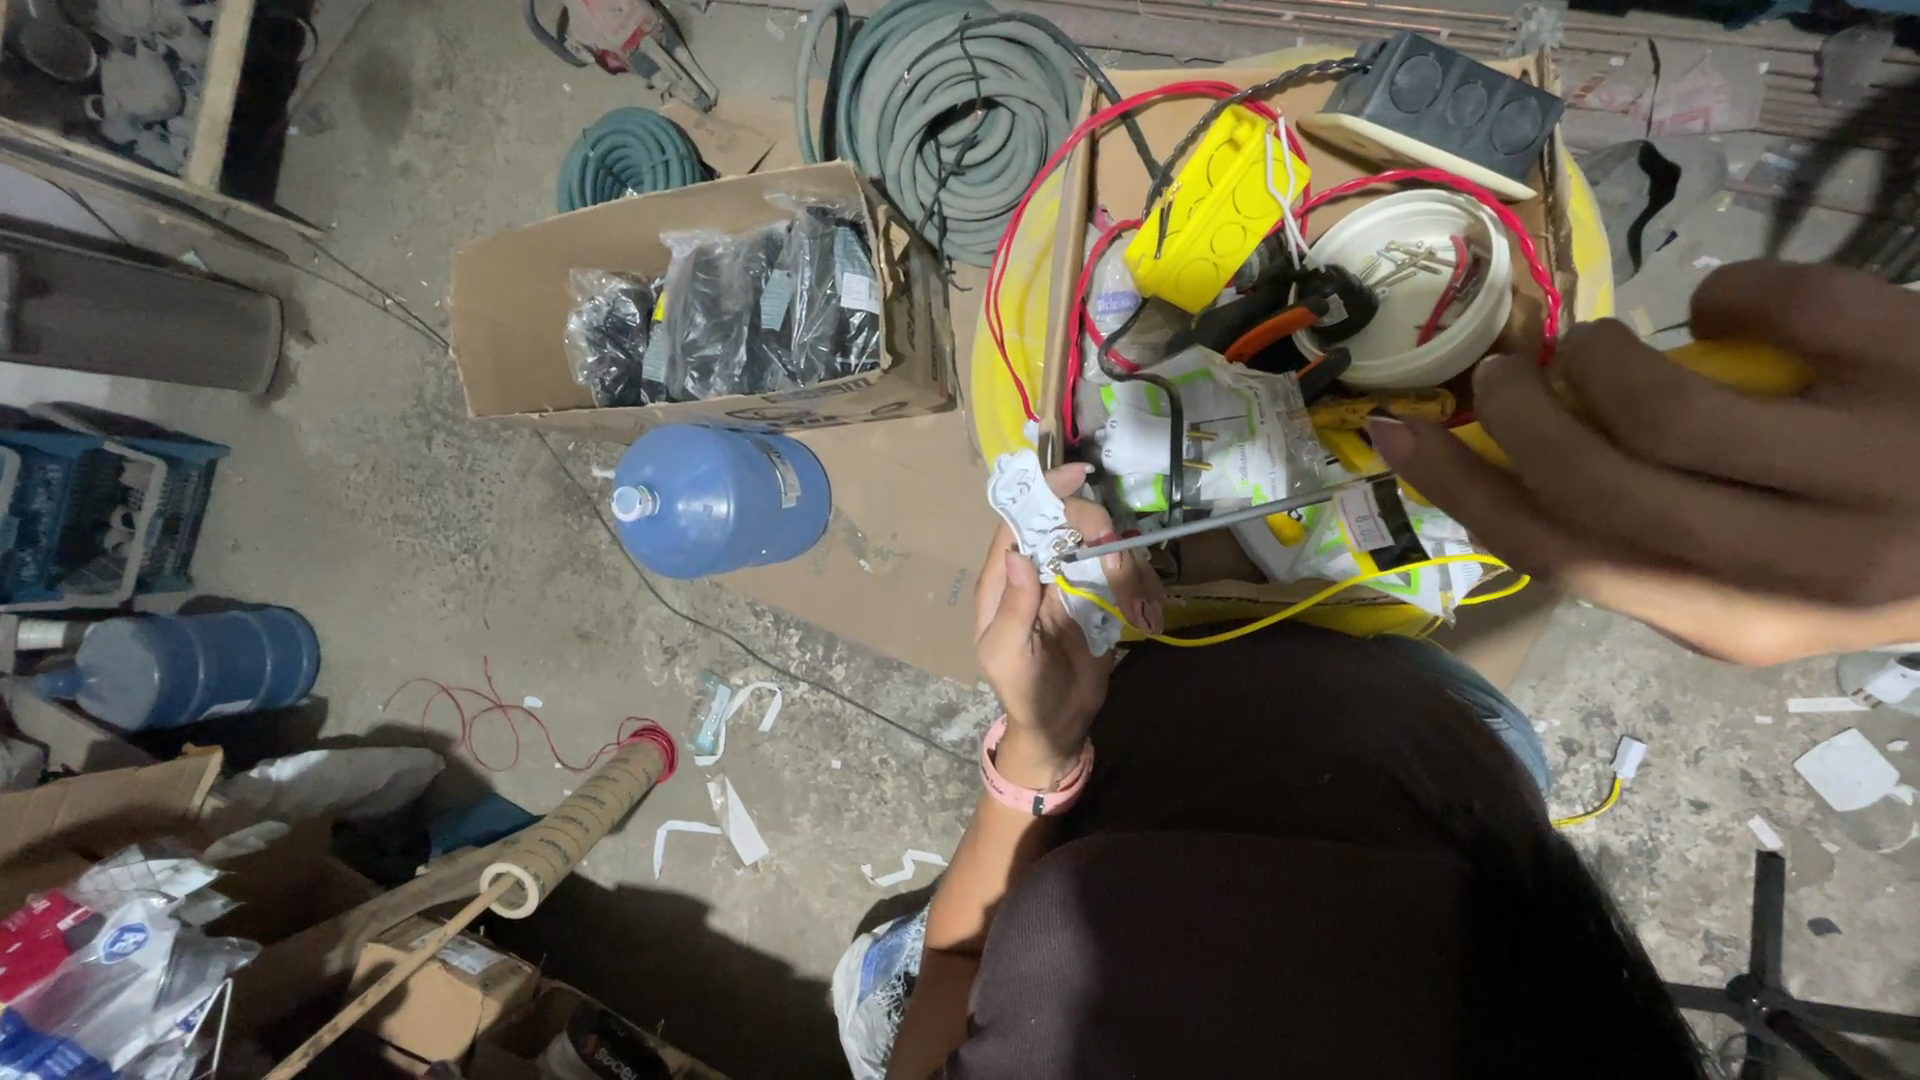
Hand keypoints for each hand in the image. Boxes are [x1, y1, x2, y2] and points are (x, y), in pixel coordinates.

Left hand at [974, 463, 1162, 785]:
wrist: (1059, 723)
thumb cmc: (1022, 690)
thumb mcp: (1007, 655)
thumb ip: (1013, 607)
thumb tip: (1016, 553)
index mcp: (1006, 577)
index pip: (1021, 518)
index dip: (1046, 491)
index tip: (1080, 477)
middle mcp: (1040, 569)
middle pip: (1071, 523)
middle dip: (1100, 534)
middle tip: (1119, 566)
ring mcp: (1073, 580)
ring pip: (1106, 546)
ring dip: (1129, 570)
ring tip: (1138, 612)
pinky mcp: (1103, 597)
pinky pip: (1129, 575)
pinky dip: (1145, 589)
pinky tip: (1148, 617)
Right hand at [1374, 261, 1919, 665]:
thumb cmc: (1888, 541)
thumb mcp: (1751, 574)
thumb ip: (1640, 537)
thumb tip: (1508, 460)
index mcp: (1741, 622)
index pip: (1555, 553)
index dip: (1458, 488)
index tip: (1397, 434)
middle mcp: (1809, 566)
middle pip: (1591, 484)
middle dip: (1516, 416)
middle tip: (1501, 373)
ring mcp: (1887, 469)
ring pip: (1664, 407)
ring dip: (1595, 356)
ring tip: (1593, 341)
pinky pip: (1778, 308)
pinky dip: (1726, 294)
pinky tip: (1725, 305)